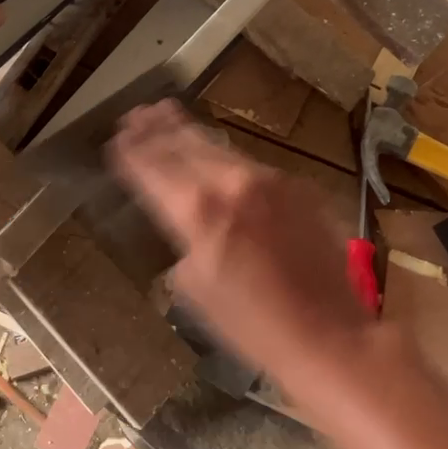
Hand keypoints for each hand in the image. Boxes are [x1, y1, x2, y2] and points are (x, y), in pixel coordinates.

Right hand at [107, 100, 369, 368]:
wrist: (330, 335)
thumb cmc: (252, 326)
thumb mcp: (195, 286)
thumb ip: (182, 238)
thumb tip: (181, 219)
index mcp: (196, 209)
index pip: (151, 166)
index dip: (131, 150)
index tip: (117, 138)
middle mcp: (230, 182)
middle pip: (183, 143)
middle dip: (157, 128)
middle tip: (137, 113)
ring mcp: (267, 179)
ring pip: (217, 146)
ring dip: (189, 132)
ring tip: (167, 114)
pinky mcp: (296, 185)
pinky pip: (249, 163)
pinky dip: (225, 157)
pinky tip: (215, 153)